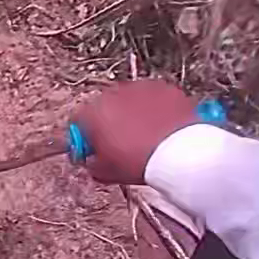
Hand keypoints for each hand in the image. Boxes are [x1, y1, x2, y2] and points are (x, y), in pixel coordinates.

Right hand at [70, 79, 203, 183]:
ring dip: (132, 112)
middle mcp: (112, 94)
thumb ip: (91, 163)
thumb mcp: (105, 172)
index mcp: (92, 113)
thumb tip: (91, 161)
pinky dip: (155, 107)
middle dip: (109, 121)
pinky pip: (153, 97)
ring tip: (145, 133)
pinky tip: (162, 126)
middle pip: (104, 107)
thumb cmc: (138, 163)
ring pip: (129, 100)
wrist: (180, 153)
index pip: (78, 120)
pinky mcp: (163, 87)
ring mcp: (139, 88)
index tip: (93, 149)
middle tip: (120, 141)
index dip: (85, 136)